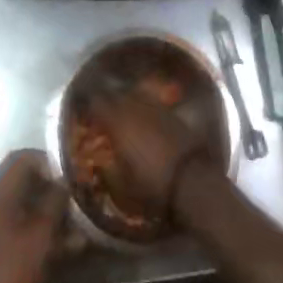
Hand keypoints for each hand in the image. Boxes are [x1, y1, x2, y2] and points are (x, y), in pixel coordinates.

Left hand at [0, 150, 66, 282]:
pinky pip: (21, 227)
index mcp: (0, 189)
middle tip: (77, 200)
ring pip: (25, 206)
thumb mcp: (40, 234)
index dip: (47, 160)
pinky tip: (64, 248)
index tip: (70, 173)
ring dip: (50, 213)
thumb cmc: (10, 266)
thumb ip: (54, 203)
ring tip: (77, 227)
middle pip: (24, 181)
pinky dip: (41, 232)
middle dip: (53, 189)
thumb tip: (65, 181)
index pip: (22, 157)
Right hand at [86, 91, 214, 221]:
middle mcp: (134, 108)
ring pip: (135, 98)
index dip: (89, 108)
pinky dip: (147, 113)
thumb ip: (106, 172)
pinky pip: (153, 107)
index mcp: (117, 121)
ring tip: (125, 118)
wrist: (195, 184)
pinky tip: (148, 124)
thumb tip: (98, 164)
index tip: (86, 116)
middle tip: (104, 116)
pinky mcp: (174, 116)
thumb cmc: (153, 186)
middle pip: (116, 96)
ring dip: (128, 105)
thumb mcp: (122, 186)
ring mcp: (156, 109)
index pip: (96, 103)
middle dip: (108, 104)